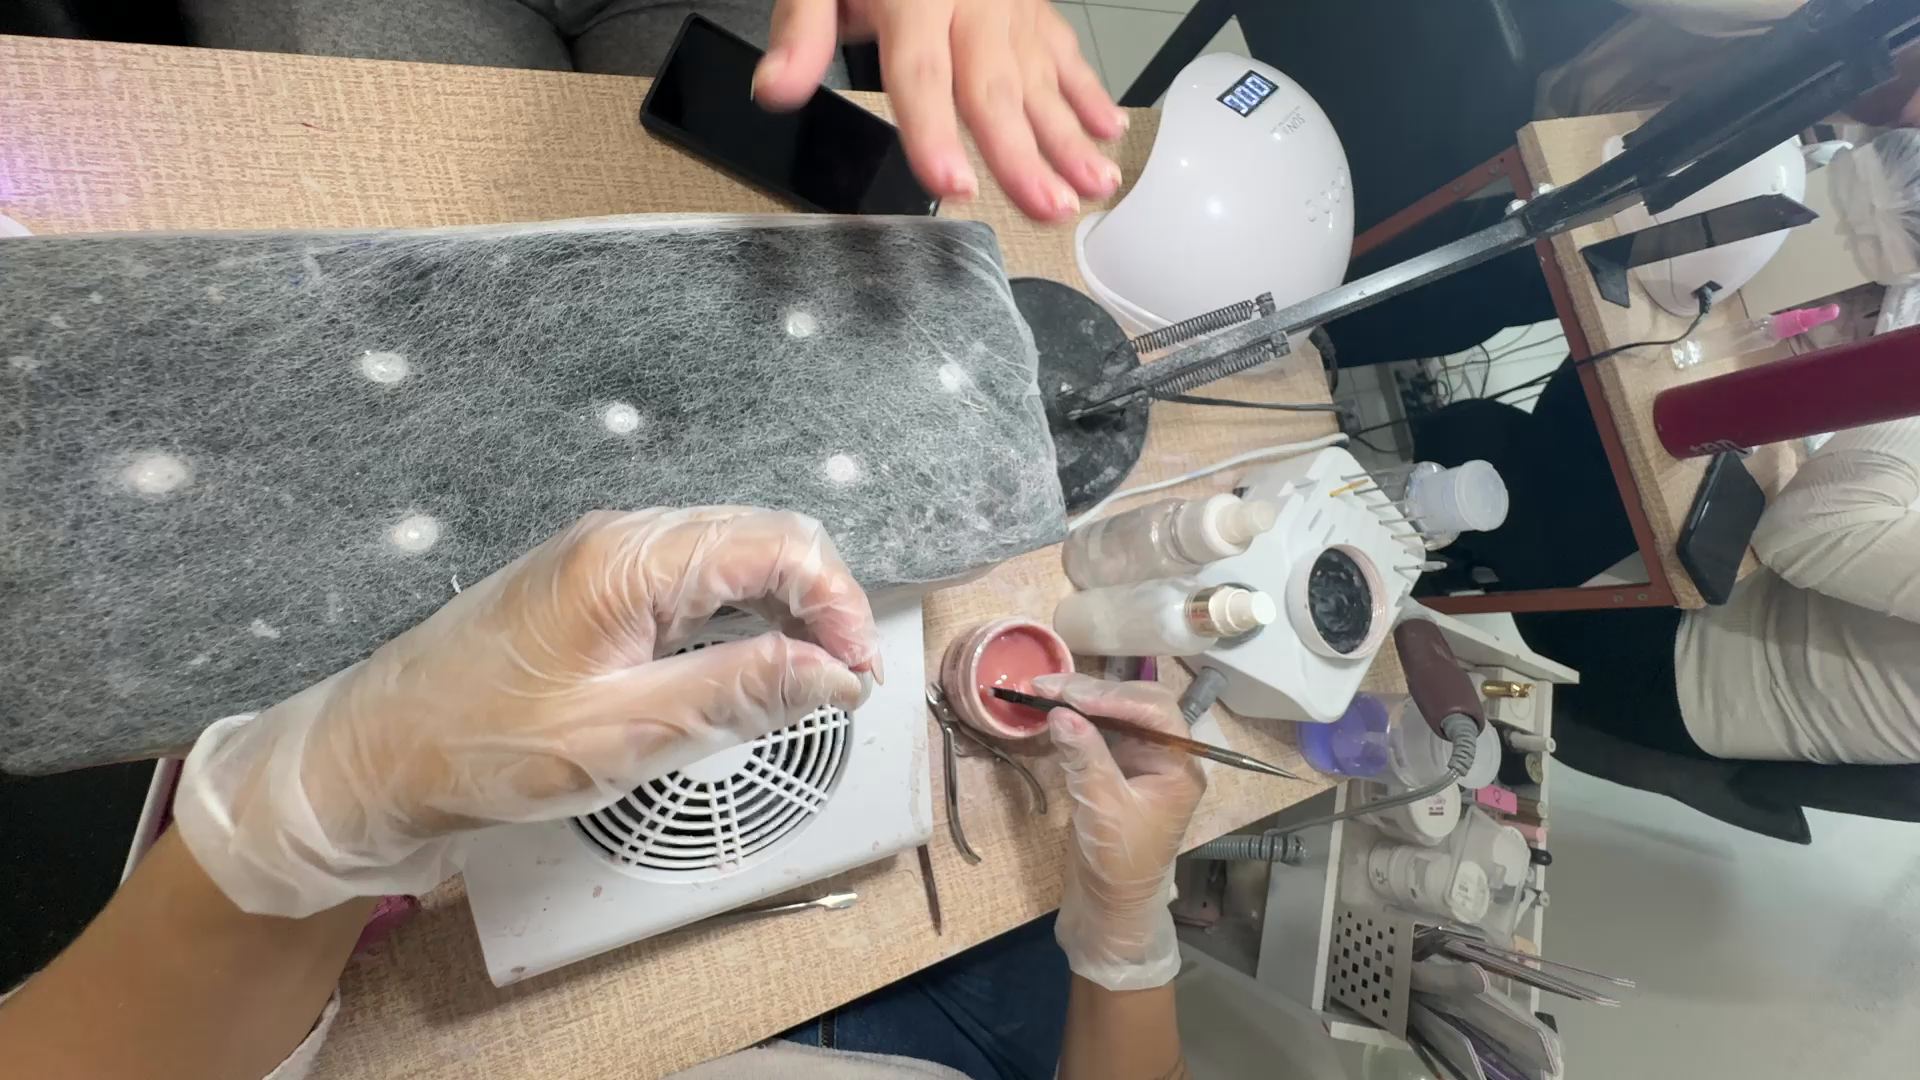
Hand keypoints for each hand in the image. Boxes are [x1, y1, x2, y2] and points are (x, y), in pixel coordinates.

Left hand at [175, 507, 878, 917]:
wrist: (363, 760)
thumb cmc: (482, 750)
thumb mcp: (625, 735)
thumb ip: (742, 692)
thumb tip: (838, 673)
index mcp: (632, 559)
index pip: (780, 547)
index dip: (839, 604)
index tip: (858, 674)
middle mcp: (629, 534)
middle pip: (770, 537)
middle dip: (824, 602)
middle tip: (842, 678)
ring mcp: (616, 551)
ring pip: (743, 552)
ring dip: (791, 606)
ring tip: (809, 671)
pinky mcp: (608, 578)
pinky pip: (706, 575)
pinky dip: (750, 611)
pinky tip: (756, 652)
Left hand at [753, 0, 1128, 222]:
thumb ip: (803, 29)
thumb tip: (776, 89)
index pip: (922, 76)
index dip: (936, 134)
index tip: (952, 185)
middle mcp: (971, 3)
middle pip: (995, 90)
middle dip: (1023, 156)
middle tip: (1047, 207)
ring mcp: (1008, 7)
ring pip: (1042, 80)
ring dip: (1071, 138)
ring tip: (1093, 187)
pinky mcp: (1030, 9)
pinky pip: (1064, 53)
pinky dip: (1088, 93)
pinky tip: (1107, 130)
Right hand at [1036, 673, 1206, 990]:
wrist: (1111, 908)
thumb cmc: (1118, 864)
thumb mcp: (1102, 810)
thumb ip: (1085, 757)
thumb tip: (1060, 711)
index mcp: (1179, 766)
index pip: (1154, 710)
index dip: (1113, 695)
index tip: (1071, 693)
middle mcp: (1165, 754)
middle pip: (1136, 703)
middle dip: (1094, 691)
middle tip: (1047, 687)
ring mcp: (1141, 758)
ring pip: (1117, 710)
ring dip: (1082, 699)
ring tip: (1043, 692)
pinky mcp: (1118, 764)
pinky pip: (1102, 728)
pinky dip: (1078, 716)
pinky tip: (1054, 712)